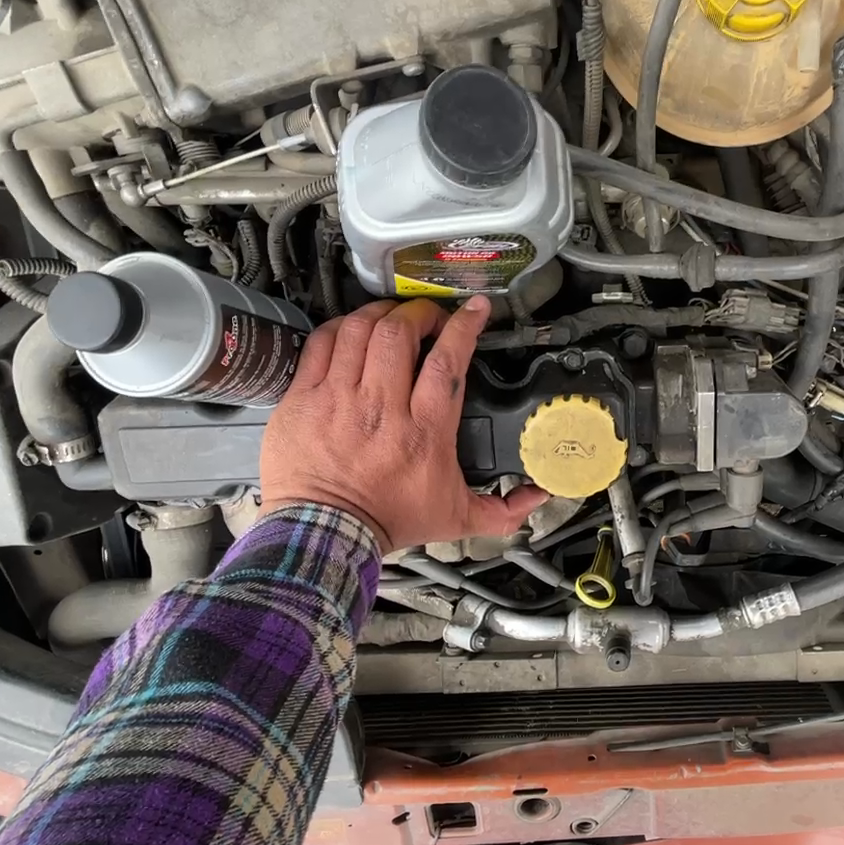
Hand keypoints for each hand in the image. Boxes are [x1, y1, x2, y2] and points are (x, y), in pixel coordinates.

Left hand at [260, 296, 547, 552]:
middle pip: (400, 334)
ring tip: (392, 318)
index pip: (447, 362)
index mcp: (425, 430)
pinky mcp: (303, 398)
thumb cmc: (390, 521)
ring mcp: (338, 398)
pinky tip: (352, 331)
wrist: (324, 535)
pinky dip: (340, 328)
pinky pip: (320, 344)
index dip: (464, 326)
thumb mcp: (457, 519)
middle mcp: (382, 407)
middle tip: (429, 319)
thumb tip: (540, 497)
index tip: (476, 310)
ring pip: (359, 331)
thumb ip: (504, 510)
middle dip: (419, 313)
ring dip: (380, 314)